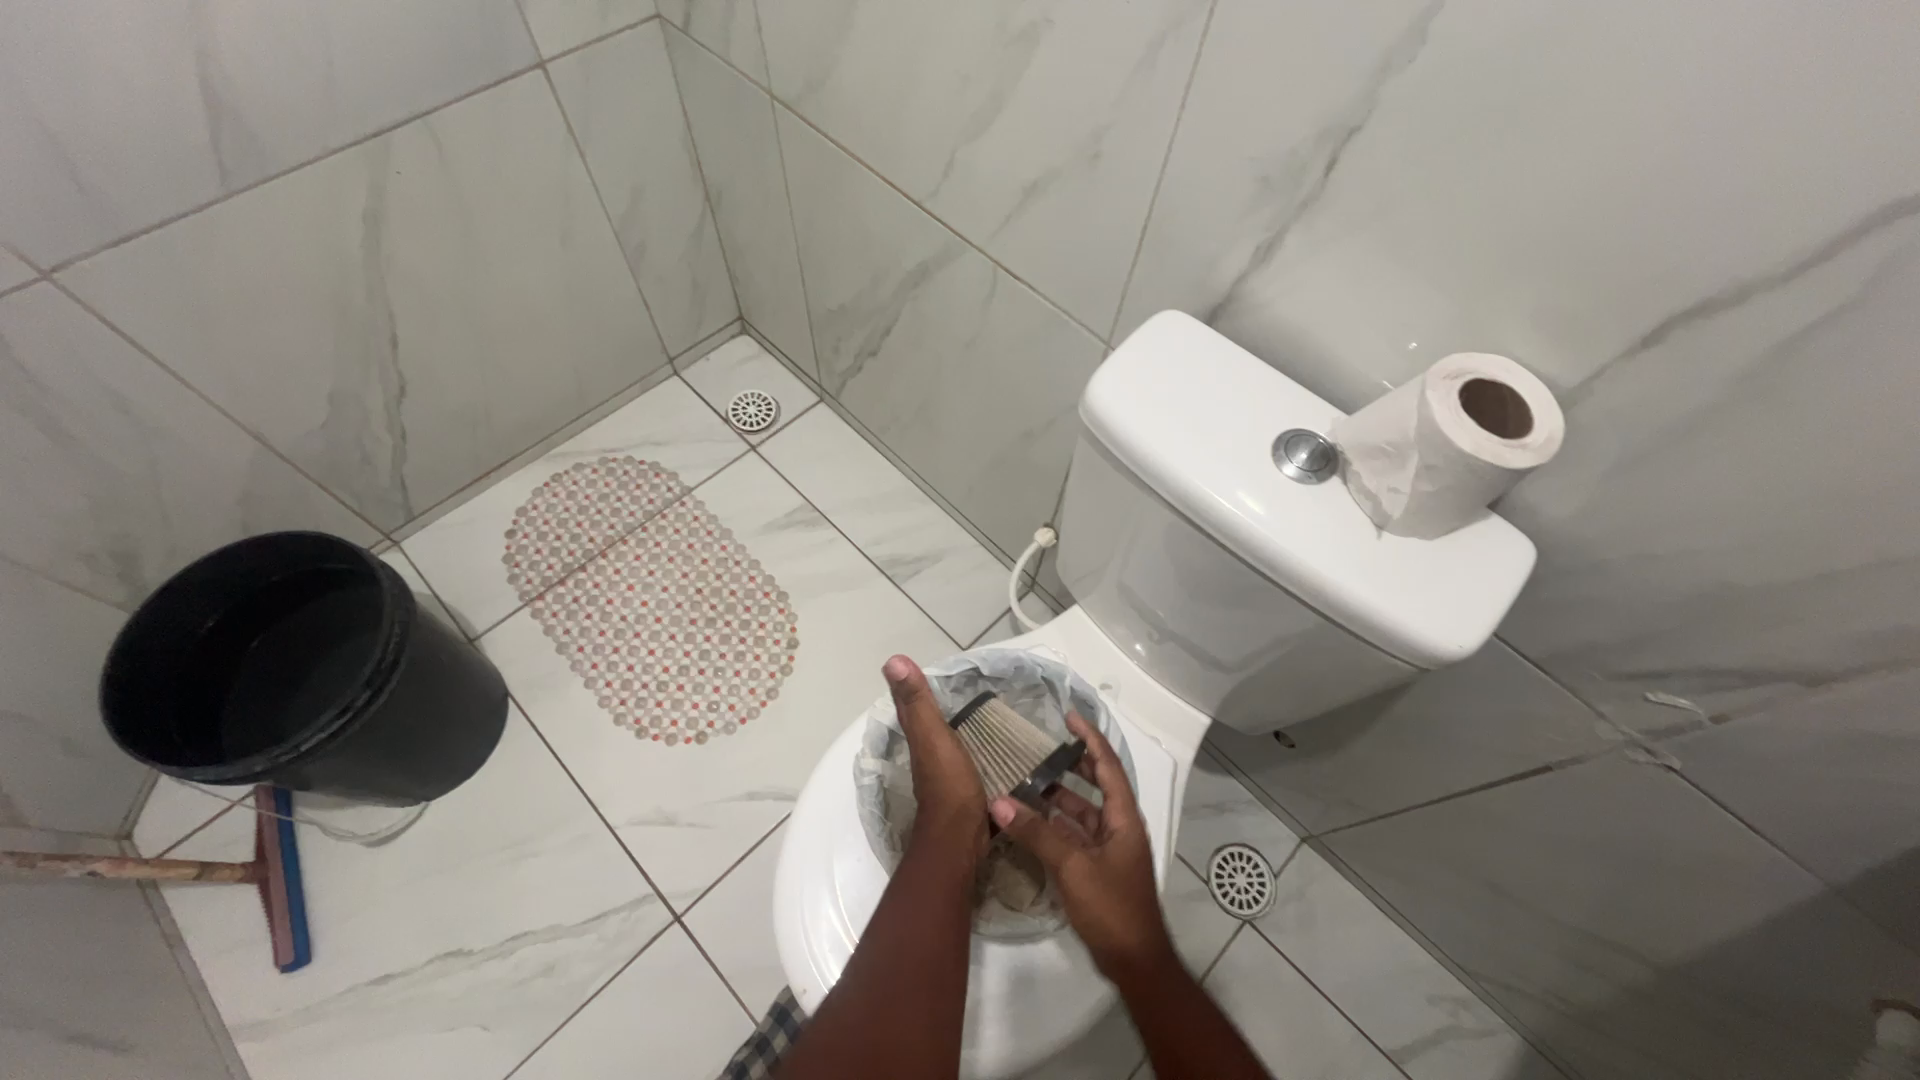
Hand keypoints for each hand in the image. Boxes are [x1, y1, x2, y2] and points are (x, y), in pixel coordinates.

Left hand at [884, 655, 988, 862]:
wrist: (962, 837)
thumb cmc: (947, 783)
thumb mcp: (931, 735)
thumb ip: (916, 701)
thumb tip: (892, 661)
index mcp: (920, 740)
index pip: (911, 709)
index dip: (911, 690)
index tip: (919, 671)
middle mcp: (929, 758)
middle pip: (930, 728)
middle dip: (941, 712)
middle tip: (962, 693)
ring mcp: (948, 777)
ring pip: (952, 747)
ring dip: (964, 734)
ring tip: (988, 721)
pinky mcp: (969, 793)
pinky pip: (974, 765)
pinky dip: (982, 755)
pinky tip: (999, 753)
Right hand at [990, 711, 1174, 985]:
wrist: (1134, 960)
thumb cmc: (1112, 906)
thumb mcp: (1072, 866)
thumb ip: (1036, 833)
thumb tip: (998, 802)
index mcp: (1123, 818)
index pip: (1108, 766)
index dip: (1090, 739)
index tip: (1069, 717)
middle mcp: (1118, 827)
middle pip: (1097, 785)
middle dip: (1073, 765)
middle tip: (1043, 747)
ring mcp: (1109, 850)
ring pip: (1081, 813)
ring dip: (1058, 799)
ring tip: (1026, 782)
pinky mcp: (1097, 870)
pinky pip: (1073, 837)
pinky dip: (1054, 827)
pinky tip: (1029, 824)